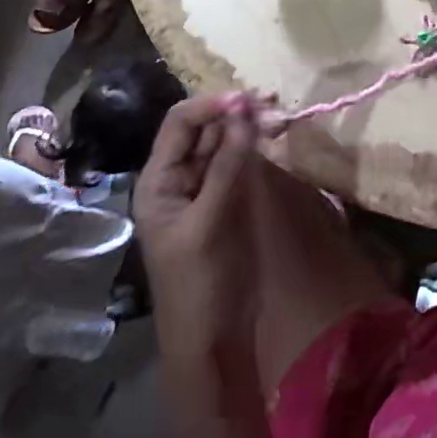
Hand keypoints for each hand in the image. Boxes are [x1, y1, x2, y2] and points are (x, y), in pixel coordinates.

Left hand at [136, 94, 257, 343]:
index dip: (211, 105)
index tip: (248, 99)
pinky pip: (240, 162)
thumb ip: (228, 165)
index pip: (180, 124)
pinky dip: (256, 146)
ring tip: (277, 113)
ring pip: (225, 143)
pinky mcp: (230, 200)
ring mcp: (206, 188)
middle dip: (235, 111)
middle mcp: (180, 177)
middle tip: (272, 102)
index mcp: (159, 180)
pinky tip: (275, 135)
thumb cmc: (197, 282)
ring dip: (248, 125)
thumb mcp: (209, 222)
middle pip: (205, 129)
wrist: (211, 338)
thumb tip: (244, 111)